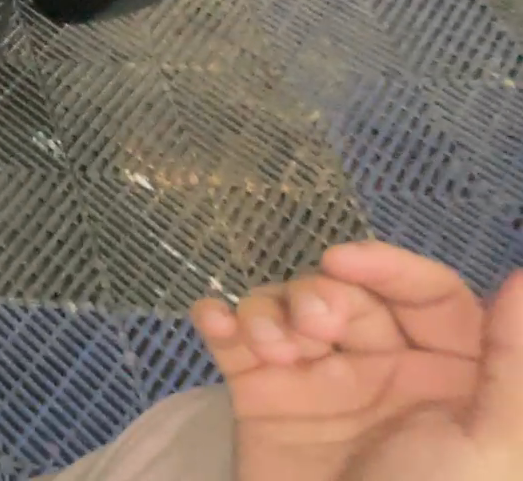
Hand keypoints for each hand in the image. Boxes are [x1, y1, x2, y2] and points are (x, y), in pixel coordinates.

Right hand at [190, 240, 522, 480]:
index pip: (427, 297)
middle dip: (314, 296)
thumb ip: (513, 366)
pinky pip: (227, 330)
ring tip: (267, 348)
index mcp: (452, 381)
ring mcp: (311, 375)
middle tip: (308, 328)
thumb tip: (522, 276)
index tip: (342, 261)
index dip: (386, 268)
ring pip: (280, 305)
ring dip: (264, 311)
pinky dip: (216, 317)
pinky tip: (217, 326)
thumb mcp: (493, 448)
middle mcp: (382, 369)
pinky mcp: (254, 384)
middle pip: (342, 295)